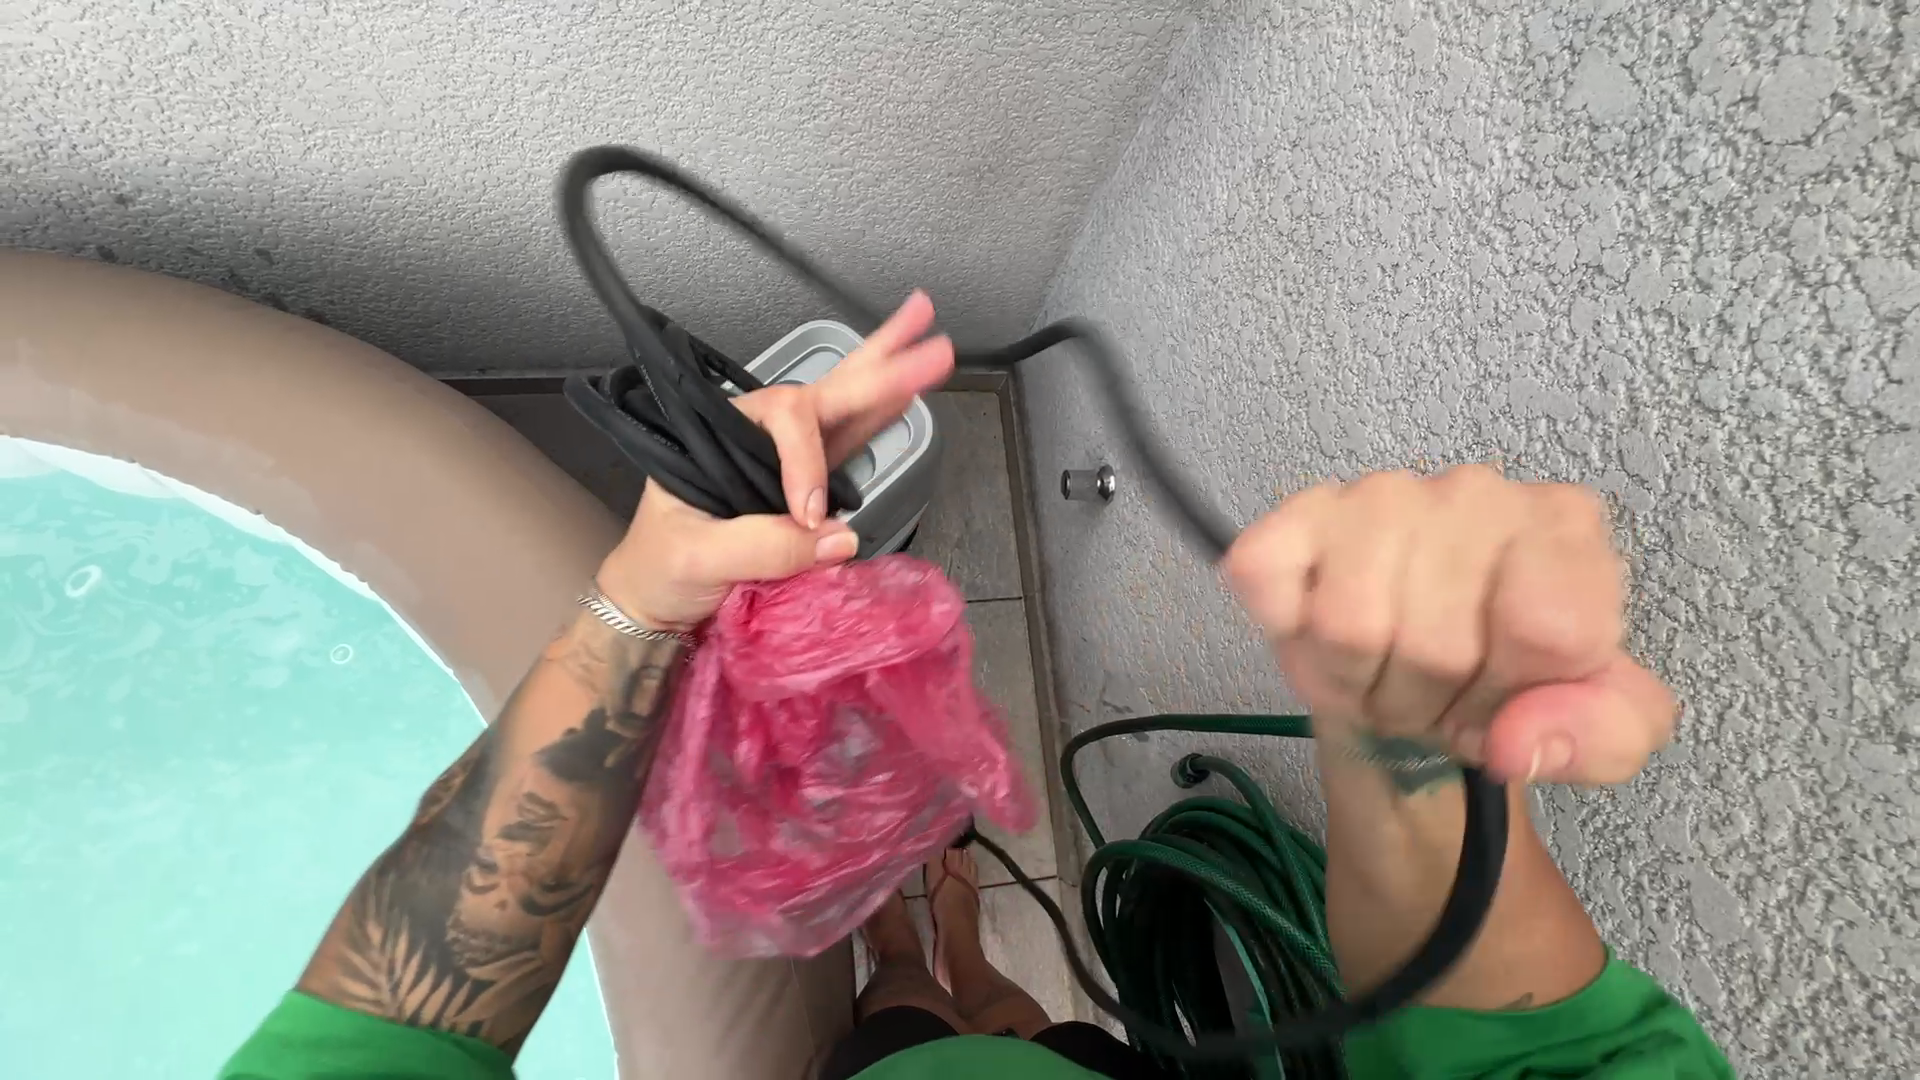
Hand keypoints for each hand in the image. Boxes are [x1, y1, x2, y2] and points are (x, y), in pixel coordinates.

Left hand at [595, 291, 953, 630]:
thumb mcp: (699, 557)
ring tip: (929, 347)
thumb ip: (766, 546)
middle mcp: (758, 438)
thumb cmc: (662, 570)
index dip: (807, 462)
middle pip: (823, 393)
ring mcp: (785, 461)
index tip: (810, 515)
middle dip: (876, 364)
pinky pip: (847, 449)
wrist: (661, 602)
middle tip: (923, 325)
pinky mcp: (805, 488)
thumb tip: (842, 537)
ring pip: (842, 411)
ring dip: (886, 378)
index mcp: (722, 436)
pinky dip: (878, 423)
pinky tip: (905, 400)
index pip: (785, 424)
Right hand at [1223, 465, 1674, 785]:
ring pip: (1348, 626)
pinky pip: (1267, 582)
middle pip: (1436, 644)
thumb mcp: (1592, 724)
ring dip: (1351, 676)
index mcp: (1559, 528)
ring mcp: (1373, 497)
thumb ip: (1598, 736)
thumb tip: (1517, 742)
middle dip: (1423, 696)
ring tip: (1372, 666)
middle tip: (1424, 688)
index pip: (1549, 628)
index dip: (1510, 690)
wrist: (1400, 658)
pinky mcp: (1292, 518)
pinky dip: (1283, 628)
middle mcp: (1470, 493)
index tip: (1498, 689)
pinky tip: (1312, 621)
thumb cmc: (1488, 677)